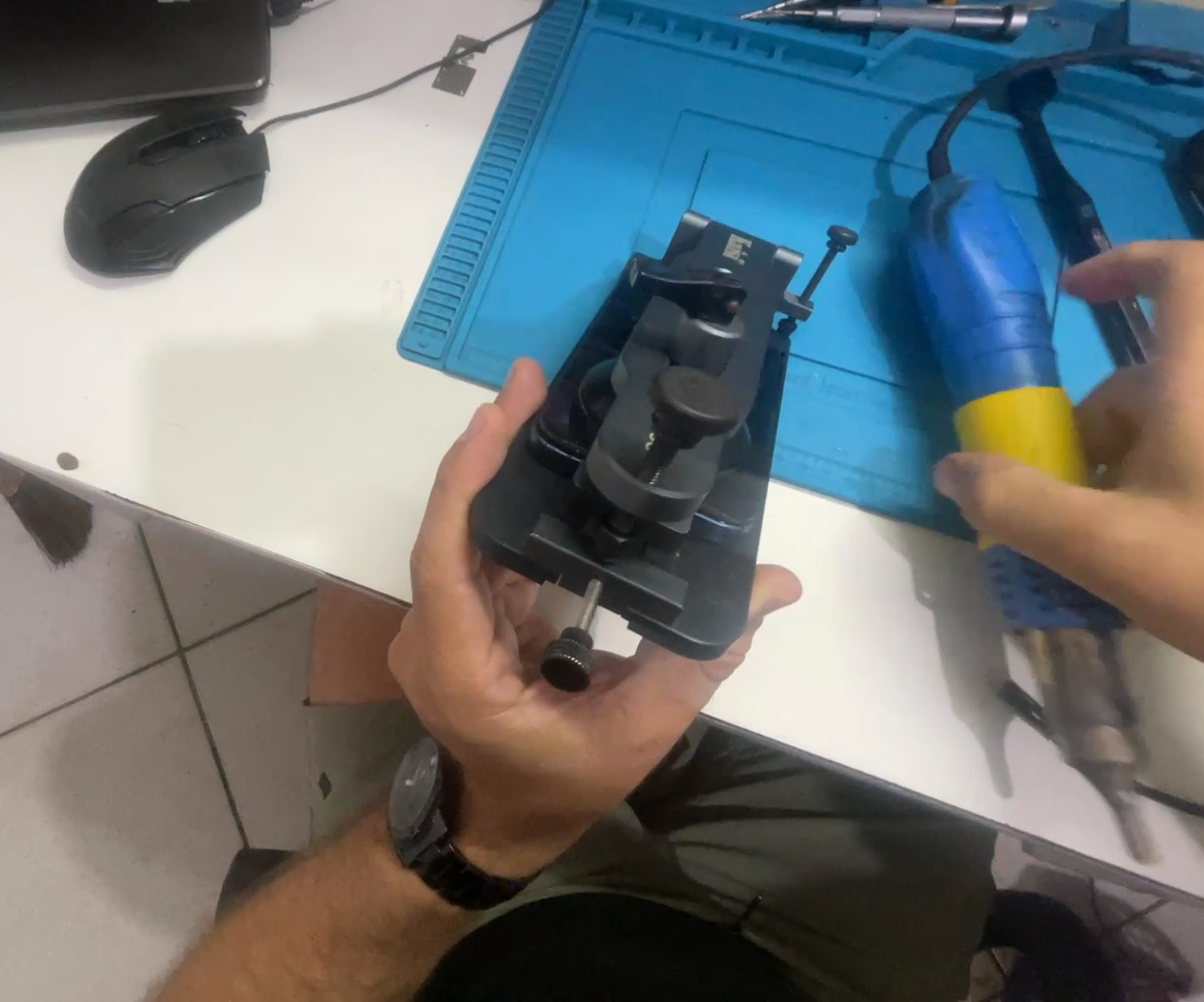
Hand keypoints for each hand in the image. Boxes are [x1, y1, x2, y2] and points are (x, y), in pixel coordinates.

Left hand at [390, 358, 801, 876]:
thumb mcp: (634, 736)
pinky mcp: (461, 613)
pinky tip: (544, 468)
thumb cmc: (555, 786)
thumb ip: (696, 661)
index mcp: (459, 665)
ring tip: (539, 406)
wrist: (497, 820)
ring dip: (499, 471)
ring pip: (464, 530)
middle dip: (489, 450)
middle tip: (530, 383)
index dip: (466, 478)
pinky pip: (481, 549)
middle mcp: (434, 631)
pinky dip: (511, 508)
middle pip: (453, 526)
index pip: (444, 555)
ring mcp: (441, 621)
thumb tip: (769, 589)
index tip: (498, 412)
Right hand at [933, 241, 1203, 749]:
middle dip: (1111, 428)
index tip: (1077, 293)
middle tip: (1090, 504)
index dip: (1131, 263)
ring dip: (1166, 454)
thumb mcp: (1105, 553)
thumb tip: (955, 469)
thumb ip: (1012, 503)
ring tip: (1161, 537)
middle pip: (1173, 373)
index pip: (1196, 272)